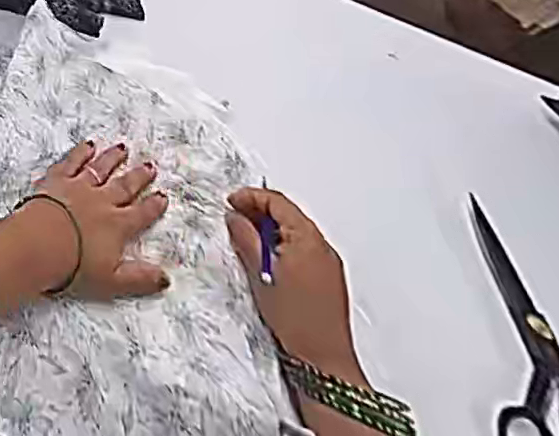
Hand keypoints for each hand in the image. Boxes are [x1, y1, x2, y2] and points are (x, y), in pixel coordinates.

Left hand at [0, 140, 170, 317]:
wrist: (38, 244)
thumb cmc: (72, 266)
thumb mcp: (112, 281)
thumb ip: (140, 278)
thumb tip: (165, 279)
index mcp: (116, 226)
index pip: (140, 214)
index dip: (153, 206)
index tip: (162, 196)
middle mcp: (101, 202)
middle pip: (124, 186)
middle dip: (138, 177)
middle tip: (150, 166)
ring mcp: (78, 187)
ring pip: (100, 168)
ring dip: (112, 158)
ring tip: (122, 148)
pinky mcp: (57, 179)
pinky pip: (72, 161)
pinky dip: (81, 152)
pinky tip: (87, 145)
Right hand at [225, 188, 363, 382]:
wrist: (324, 362)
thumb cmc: (295, 319)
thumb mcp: (261, 274)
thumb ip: (246, 239)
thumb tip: (234, 217)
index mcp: (308, 238)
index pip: (277, 202)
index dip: (251, 197)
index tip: (230, 202)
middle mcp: (322, 246)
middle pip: (287, 214)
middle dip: (259, 211)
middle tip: (234, 218)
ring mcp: (328, 262)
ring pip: (294, 231)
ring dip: (269, 228)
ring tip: (246, 238)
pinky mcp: (328, 278)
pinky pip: (302, 247)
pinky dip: (282, 244)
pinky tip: (266, 258)